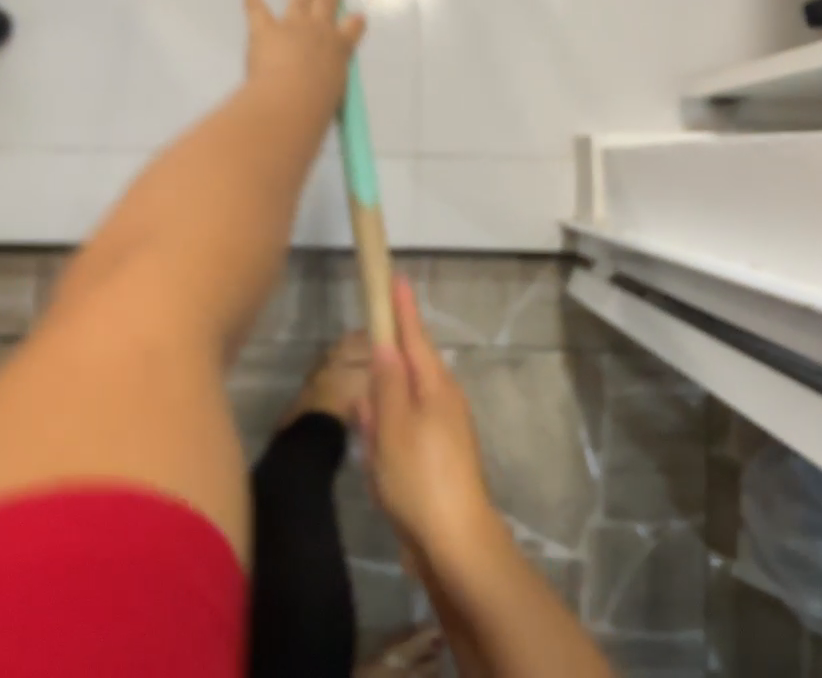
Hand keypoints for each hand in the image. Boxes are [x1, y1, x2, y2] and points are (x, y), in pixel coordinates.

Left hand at [244, 0, 366, 110]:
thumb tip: (323, 92)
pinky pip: (258, 11)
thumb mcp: (332, 96)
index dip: (355, 22)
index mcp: (339, 49)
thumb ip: (328, 87)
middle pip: (328, 2)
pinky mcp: (265, 29)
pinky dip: (253, 1)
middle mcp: (319, 31)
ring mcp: (292, 26)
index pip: (352, 30)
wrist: (289, 99)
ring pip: (299, 2)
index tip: (358, 15)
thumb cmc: (316, 106)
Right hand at [360, 277, 497, 556]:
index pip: (414, 336)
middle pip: (406, 372)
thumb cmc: (420, 477)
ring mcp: (442, 434)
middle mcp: (443, 403)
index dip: (402, 309)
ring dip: (381, 420)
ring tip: (371, 443)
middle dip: (382, 377)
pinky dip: (387, 447)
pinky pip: (403, 439)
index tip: (396, 278)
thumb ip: (387, 382)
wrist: (455, 543)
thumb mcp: (395, 425)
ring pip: (401, 409)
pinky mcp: (436, 462)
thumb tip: (385, 343)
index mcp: (435, 387)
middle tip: (366, 393)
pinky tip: (379, 468)